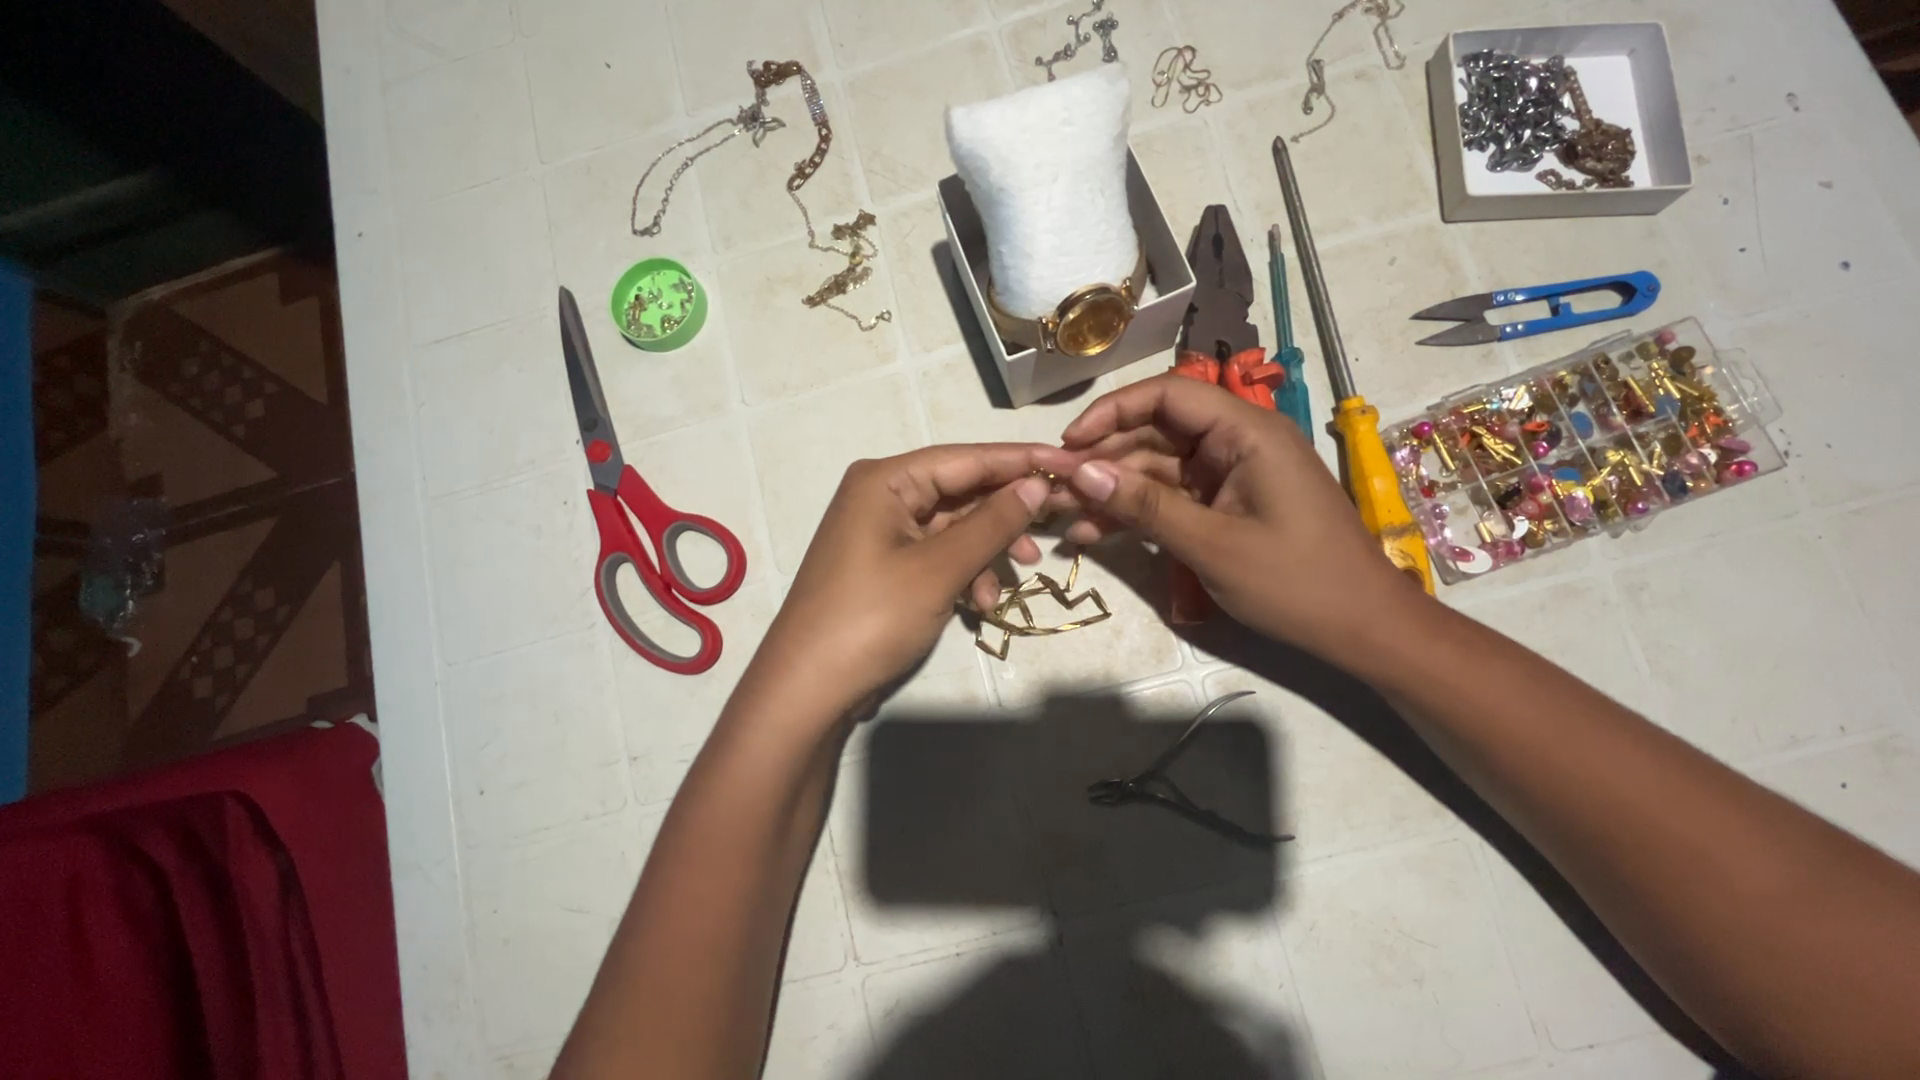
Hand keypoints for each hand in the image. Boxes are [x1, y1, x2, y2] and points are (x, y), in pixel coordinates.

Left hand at [748, 444, 1064, 714]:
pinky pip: (939, 556)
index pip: (967, 458)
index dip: (1022, 461)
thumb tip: (1037, 484)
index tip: (1073, 464)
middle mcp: (883, 496)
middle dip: (1009, 511)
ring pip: (955, 527)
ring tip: (1026, 570)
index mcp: (886, 480)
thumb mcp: (939, 568)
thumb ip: (992, 523)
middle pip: (962, 491)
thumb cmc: (872, 617)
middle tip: (1063, 519)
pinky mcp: (887, 569)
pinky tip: (984, 603)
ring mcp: (883, 535)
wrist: (810, 688)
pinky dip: (966, 574)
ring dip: (990, 549)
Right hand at [1057, 374, 1420, 662]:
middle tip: (1054, 487)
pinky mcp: (1226, 505)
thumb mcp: (1212, 545)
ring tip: (1065, 517)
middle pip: (1155, 431)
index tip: (1069, 443)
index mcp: (1246, 432)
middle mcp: (1236, 442)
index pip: (1167, 394)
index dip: (1111, 411)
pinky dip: (1137, 512)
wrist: (1360, 628)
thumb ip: (1145, 505)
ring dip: (1112, 491)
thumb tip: (1079, 472)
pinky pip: (1171, 497)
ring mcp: (1230, 475)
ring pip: (1156, 467)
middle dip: (1103, 458)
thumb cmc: (1296, 581)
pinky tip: (1095, 532)